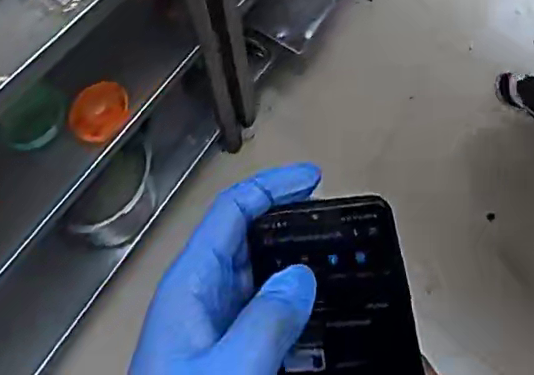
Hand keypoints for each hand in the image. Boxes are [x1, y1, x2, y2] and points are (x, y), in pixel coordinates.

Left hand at [130, 163, 321, 374]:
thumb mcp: (227, 371)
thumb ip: (267, 322)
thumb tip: (303, 275)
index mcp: (192, 281)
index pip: (233, 210)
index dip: (272, 187)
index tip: (314, 179)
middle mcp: (202, 296)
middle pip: (251, 243)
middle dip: (293, 232)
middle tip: (338, 233)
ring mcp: (214, 331)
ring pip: (263, 287)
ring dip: (299, 283)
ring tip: (341, 280)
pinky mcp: (226, 362)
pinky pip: (266, 328)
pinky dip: (296, 324)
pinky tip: (323, 335)